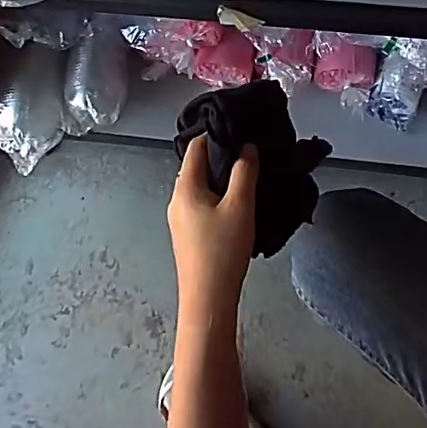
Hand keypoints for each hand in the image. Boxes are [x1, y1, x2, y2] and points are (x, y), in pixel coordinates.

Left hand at [168, 135, 257, 312]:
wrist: (208, 300)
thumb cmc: (222, 251)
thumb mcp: (240, 206)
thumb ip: (245, 172)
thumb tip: (246, 146)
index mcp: (184, 187)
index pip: (195, 146)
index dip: (215, 132)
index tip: (239, 127)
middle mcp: (177, 199)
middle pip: (197, 165)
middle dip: (221, 155)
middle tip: (250, 150)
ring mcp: (180, 218)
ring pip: (201, 185)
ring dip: (222, 177)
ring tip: (249, 175)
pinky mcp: (188, 234)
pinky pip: (202, 203)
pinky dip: (219, 196)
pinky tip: (239, 203)